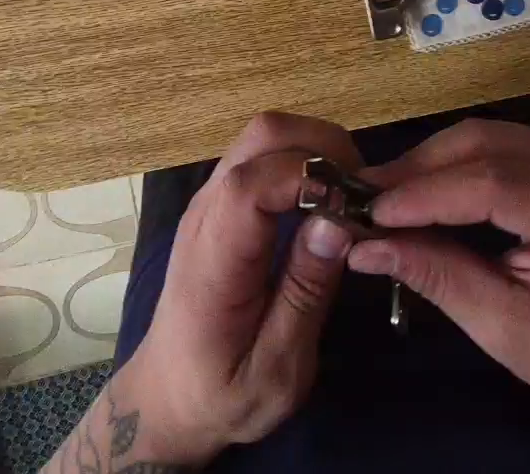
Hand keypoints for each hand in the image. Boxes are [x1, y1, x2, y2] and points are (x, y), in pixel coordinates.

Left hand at [113, 112, 362, 465]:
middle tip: (362, 193)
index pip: (250, 183)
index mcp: (214, 259)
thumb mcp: (276, 369)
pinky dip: (305, 159)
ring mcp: (212, 198)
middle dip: (324, 146)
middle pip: (263, 134)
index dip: (308, 177)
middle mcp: (207, 211)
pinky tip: (326, 199)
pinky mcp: (223, 199)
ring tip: (350, 196)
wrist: (167, 396)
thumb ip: (306, 293)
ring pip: (266, 134)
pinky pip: (265, 153)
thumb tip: (340, 220)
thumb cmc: (221, 393)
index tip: (352, 206)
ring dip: (318, 149)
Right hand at [344, 120, 529, 432]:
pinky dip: (451, 163)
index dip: (426, 194)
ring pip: (484, 136)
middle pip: (485, 146)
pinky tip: (419, 186)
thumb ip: (438, 278)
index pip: (495, 185)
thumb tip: (364, 247)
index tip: (369, 212)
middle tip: (362, 198)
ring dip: (428, 163)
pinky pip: (496, 143)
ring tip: (382, 194)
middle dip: (418, 170)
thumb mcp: (506, 330)